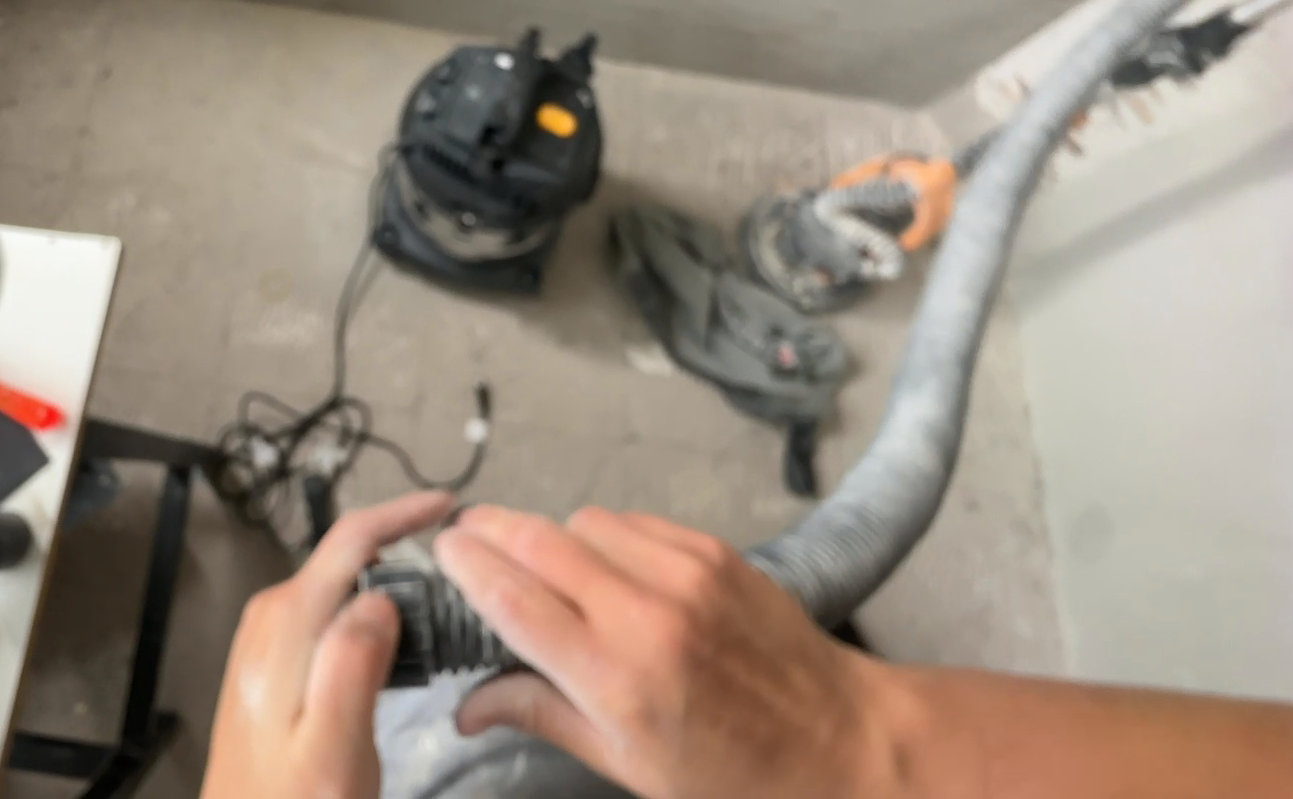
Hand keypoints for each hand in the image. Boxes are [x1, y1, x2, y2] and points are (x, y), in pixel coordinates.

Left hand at [202, 491, 456, 798]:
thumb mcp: (333, 751)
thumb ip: (353, 666)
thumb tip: (381, 599)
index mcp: (288, 624)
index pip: (350, 539)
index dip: (401, 514)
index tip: (447, 506)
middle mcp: (272, 614)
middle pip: (347, 559)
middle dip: (400, 556)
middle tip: (452, 583)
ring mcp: (267, 633)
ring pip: (340, 585)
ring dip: (385, 589)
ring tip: (430, 619)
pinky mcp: (272, 656)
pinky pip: (328, 612)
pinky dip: (365, 615)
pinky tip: (389, 648)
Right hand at [434, 506, 903, 798]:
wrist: (852, 746)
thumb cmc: (735, 779)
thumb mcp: (629, 767)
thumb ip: (540, 715)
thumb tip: (465, 707)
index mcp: (618, 679)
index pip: (512, 598)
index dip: (465, 564)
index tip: (440, 550)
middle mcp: (644, 613)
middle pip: (533, 540)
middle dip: (487, 528)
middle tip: (464, 534)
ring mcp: (680, 570)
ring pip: (577, 521)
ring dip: (550, 537)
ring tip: (553, 569)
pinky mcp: (707, 547)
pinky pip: (625, 520)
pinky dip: (601, 535)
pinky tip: (610, 566)